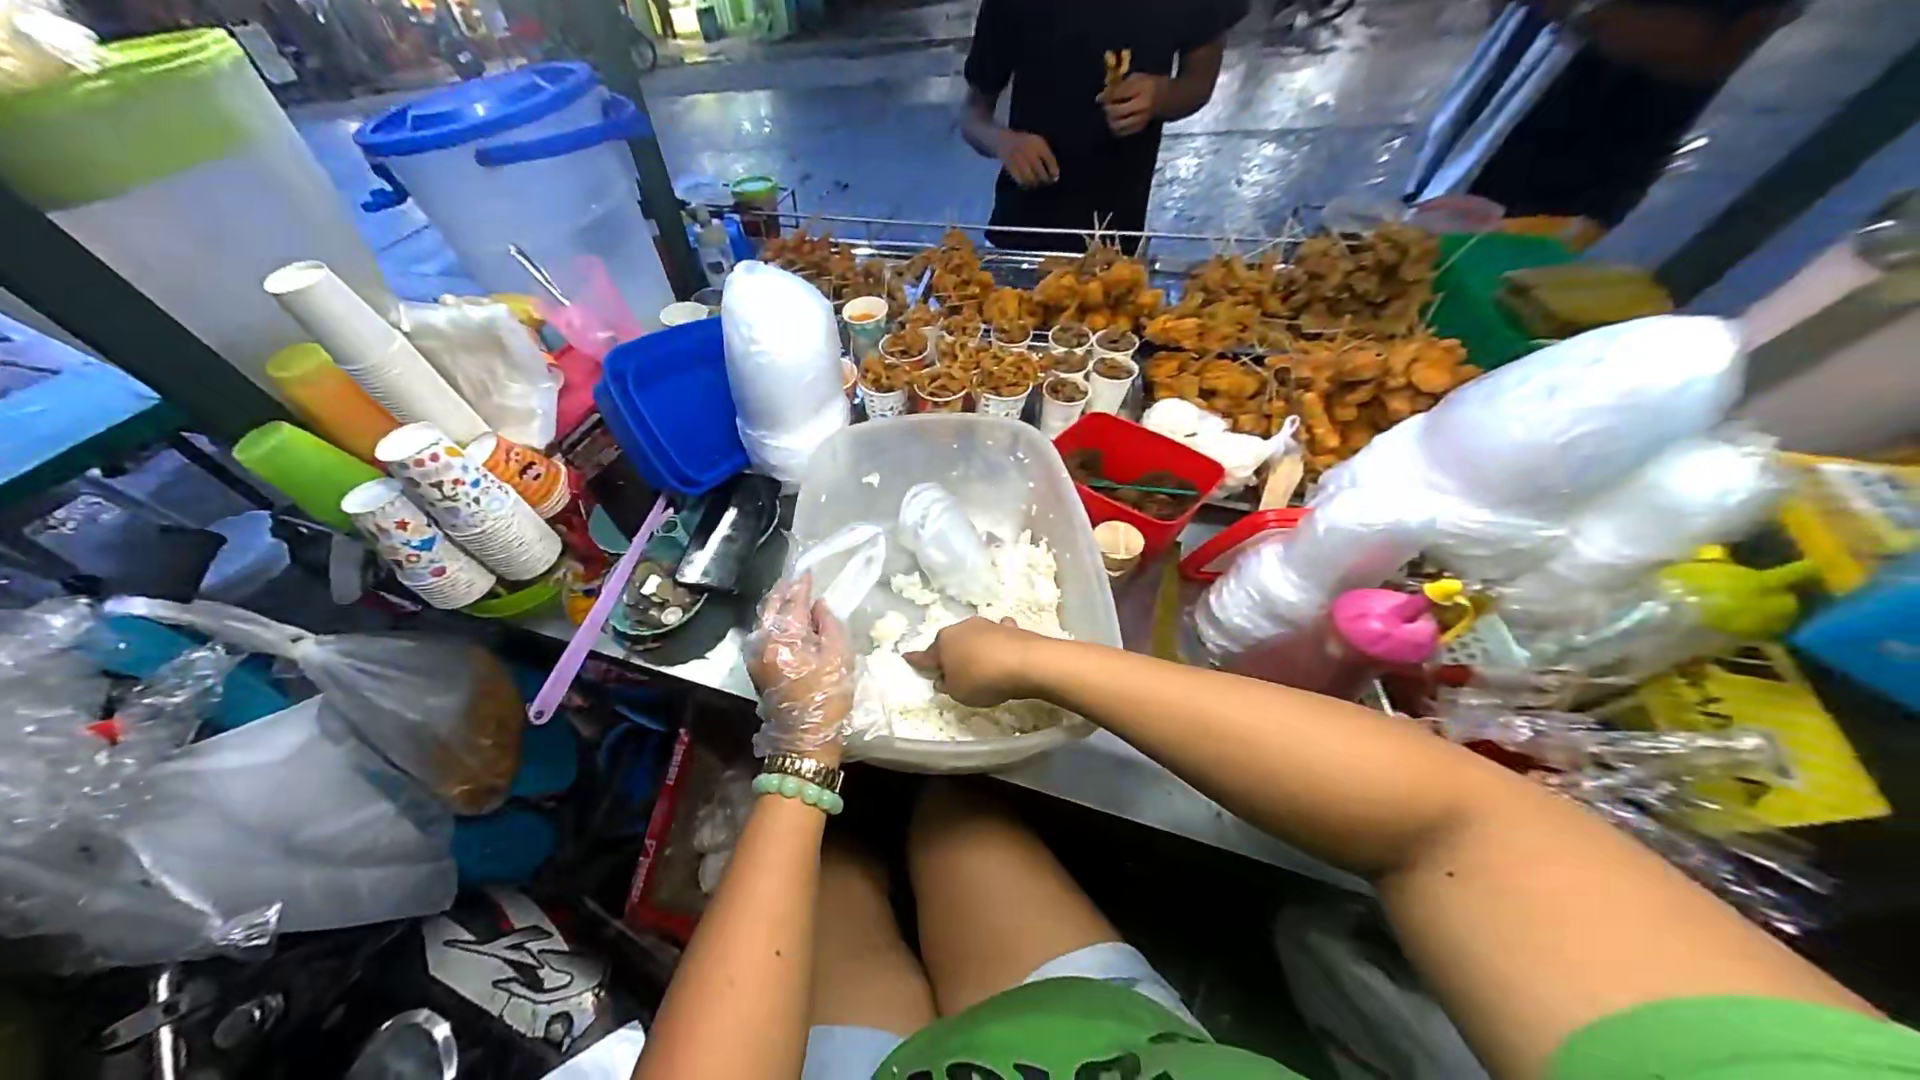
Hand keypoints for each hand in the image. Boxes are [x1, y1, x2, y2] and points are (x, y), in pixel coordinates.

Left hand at [746, 574, 852, 762]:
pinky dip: (773, 620)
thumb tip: (819, 605)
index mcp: (783, 636)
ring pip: (764, 619)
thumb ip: (829, 624)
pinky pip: (763, 632)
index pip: (792, 601)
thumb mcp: (839, 655)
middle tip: (796, 579)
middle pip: (771, 606)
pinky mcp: (756, 666)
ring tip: (791, 594)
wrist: (804, 737)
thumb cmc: (826, 695)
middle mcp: (762, 641)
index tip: (808, 572)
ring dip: (777, 604)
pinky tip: (784, 618)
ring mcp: (755, 654)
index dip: (802, 585)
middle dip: (784, 591)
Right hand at [902, 617, 1044, 707]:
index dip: (917, 660)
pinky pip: (998, 635)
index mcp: (943, 642)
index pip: (925, 655)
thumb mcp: (958, 692)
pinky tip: (1001, 647)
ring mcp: (987, 625)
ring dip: (972, 647)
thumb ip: (948, 685)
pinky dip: (997, 641)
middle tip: (950, 670)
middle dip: (948, 654)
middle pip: (950, 643)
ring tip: (977, 662)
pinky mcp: (1009, 628)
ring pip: (973, 636)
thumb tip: (944, 678)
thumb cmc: (982, 679)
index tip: (907, 656)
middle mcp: (962, 628)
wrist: (1025, 662)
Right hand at [997, 131, 1060, 187]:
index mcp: (1037, 143)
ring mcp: (1018, 159)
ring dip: (1035, 183)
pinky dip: (1025, 184)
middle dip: (1045, 179)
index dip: (1053, 170)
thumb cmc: (1027, 144)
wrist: (1005, 141)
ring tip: (1037, 183)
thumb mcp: (1039, 144)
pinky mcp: (1011, 167)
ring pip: (1030, 178)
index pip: (1049, 159)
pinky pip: (1020, 180)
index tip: (1055, 177)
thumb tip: (1055, 176)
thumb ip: (1048, 157)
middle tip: (1046, 182)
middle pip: (1040, 171)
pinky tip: (1028, 184)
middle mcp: (1028, 150)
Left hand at [1102, 73, 1166, 136]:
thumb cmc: (1152, 84)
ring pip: (1118, 124)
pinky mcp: (1140, 128)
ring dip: (1111, 120)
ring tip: (1110, 114)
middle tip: (1105, 106)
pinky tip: (1116, 122)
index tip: (1100, 97)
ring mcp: (1141, 118)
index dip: (1107, 96)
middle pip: (1117, 111)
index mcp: (1142, 87)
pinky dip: (1116, 128)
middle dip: (1108, 109)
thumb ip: (1120, 85)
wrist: (1170, 98)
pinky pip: (1123, 132)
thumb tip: (1100, 97)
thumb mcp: (1139, 78)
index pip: (1119, 93)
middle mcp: (1142, 105)